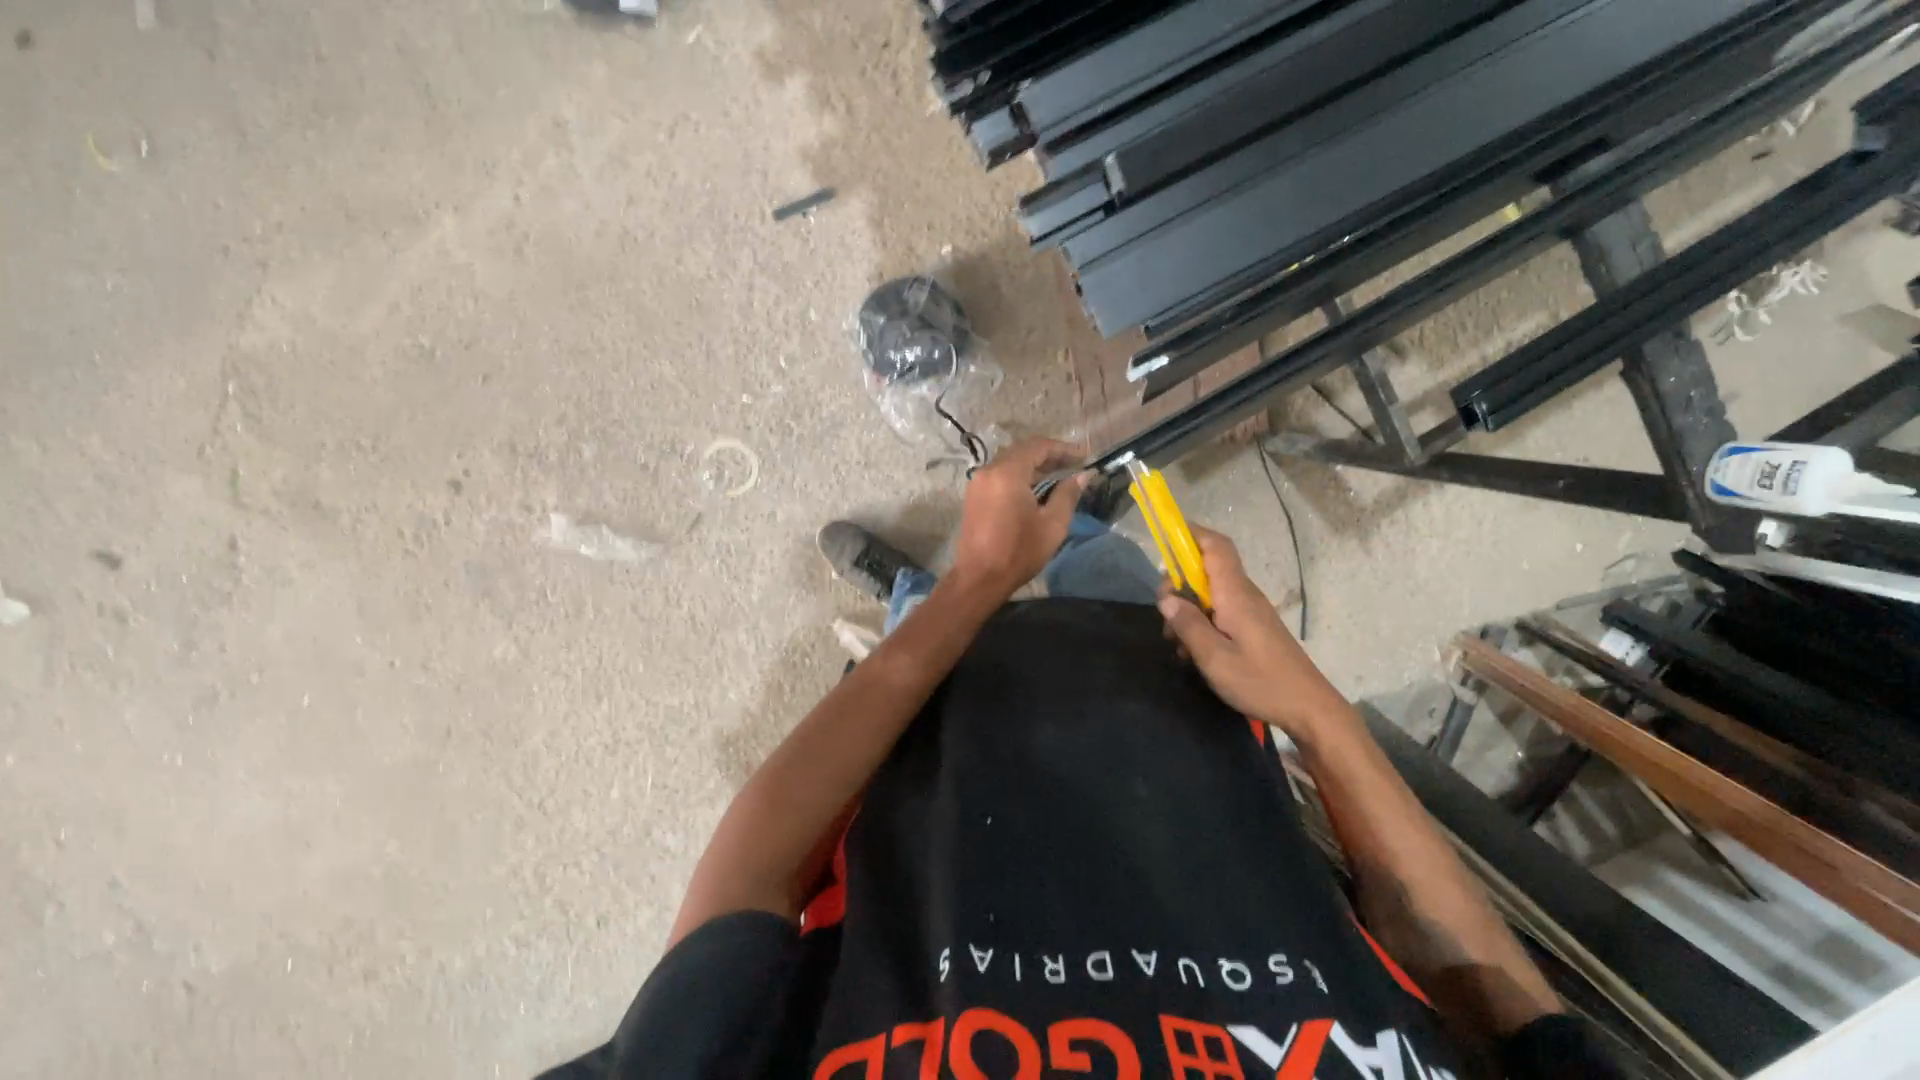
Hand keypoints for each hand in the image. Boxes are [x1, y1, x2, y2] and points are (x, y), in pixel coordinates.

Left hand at [951, 438, 1087, 597]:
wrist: (979, 577)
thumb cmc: (1018, 552)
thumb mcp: (1052, 525)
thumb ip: (1067, 495)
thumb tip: (1082, 476)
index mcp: (1007, 473)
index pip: (1038, 446)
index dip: (1063, 449)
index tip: (1083, 456)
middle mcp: (988, 471)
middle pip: (1022, 451)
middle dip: (1049, 455)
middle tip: (1073, 465)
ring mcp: (978, 483)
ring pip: (1009, 462)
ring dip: (1034, 465)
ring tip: (1058, 476)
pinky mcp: (974, 496)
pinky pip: (999, 475)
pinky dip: (1019, 476)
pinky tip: (1036, 488)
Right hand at [1157, 525, 1348, 736]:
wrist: (1308, 707)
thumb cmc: (1261, 681)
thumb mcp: (1215, 658)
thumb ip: (1188, 625)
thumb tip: (1166, 598)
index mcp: (1235, 594)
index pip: (1216, 546)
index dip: (1190, 533)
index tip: (1165, 538)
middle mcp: (1244, 595)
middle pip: (1206, 570)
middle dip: (1178, 585)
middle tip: (1165, 617)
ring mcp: (1250, 611)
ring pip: (1209, 594)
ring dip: (1187, 611)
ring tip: (1176, 644)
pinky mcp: (1253, 627)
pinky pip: (1219, 612)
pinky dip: (1201, 624)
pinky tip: (1193, 653)